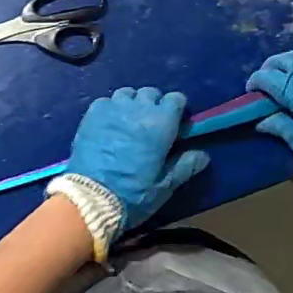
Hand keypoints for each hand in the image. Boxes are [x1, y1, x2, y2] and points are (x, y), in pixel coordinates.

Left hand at [66, 87, 208, 230]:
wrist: (89, 200)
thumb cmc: (132, 194)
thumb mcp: (165, 186)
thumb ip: (186, 166)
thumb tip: (204, 155)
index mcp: (162, 122)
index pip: (176, 98)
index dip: (177, 110)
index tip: (174, 125)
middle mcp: (140, 108)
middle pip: (152, 92)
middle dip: (154, 105)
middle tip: (150, 126)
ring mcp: (114, 108)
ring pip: (128, 94)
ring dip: (131, 104)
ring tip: (128, 122)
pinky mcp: (92, 114)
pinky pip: (106, 101)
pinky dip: (110, 109)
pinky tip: (108, 125)